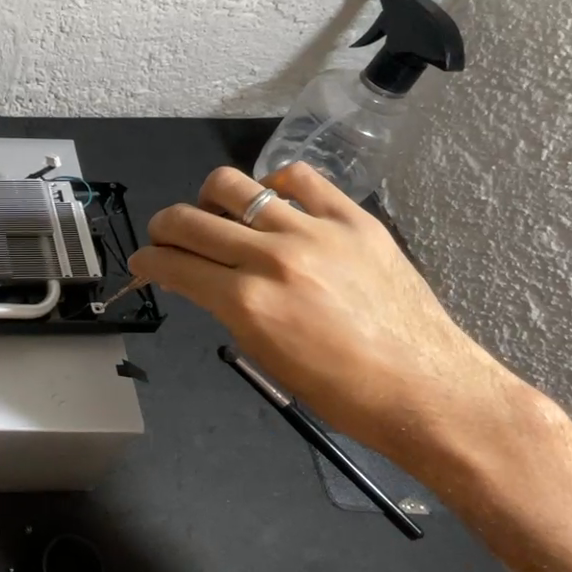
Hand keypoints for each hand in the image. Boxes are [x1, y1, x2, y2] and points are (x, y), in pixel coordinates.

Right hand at [128, 162, 526, 456]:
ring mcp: (314, 232)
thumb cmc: (341, 392)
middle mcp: (272, 258)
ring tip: (220, 218)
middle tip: (167, 240)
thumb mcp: (264, 354)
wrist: (429, 392)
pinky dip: (273, 187)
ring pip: (231, 185)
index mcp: (246, 302)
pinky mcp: (353, 220)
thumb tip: (198, 279)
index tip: (143, 262)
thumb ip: (225, 307)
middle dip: (162, 229)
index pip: (171, 263)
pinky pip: (298, 178)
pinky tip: (275, 207)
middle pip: (187, 219)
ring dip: (208, 201)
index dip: (145, 261)